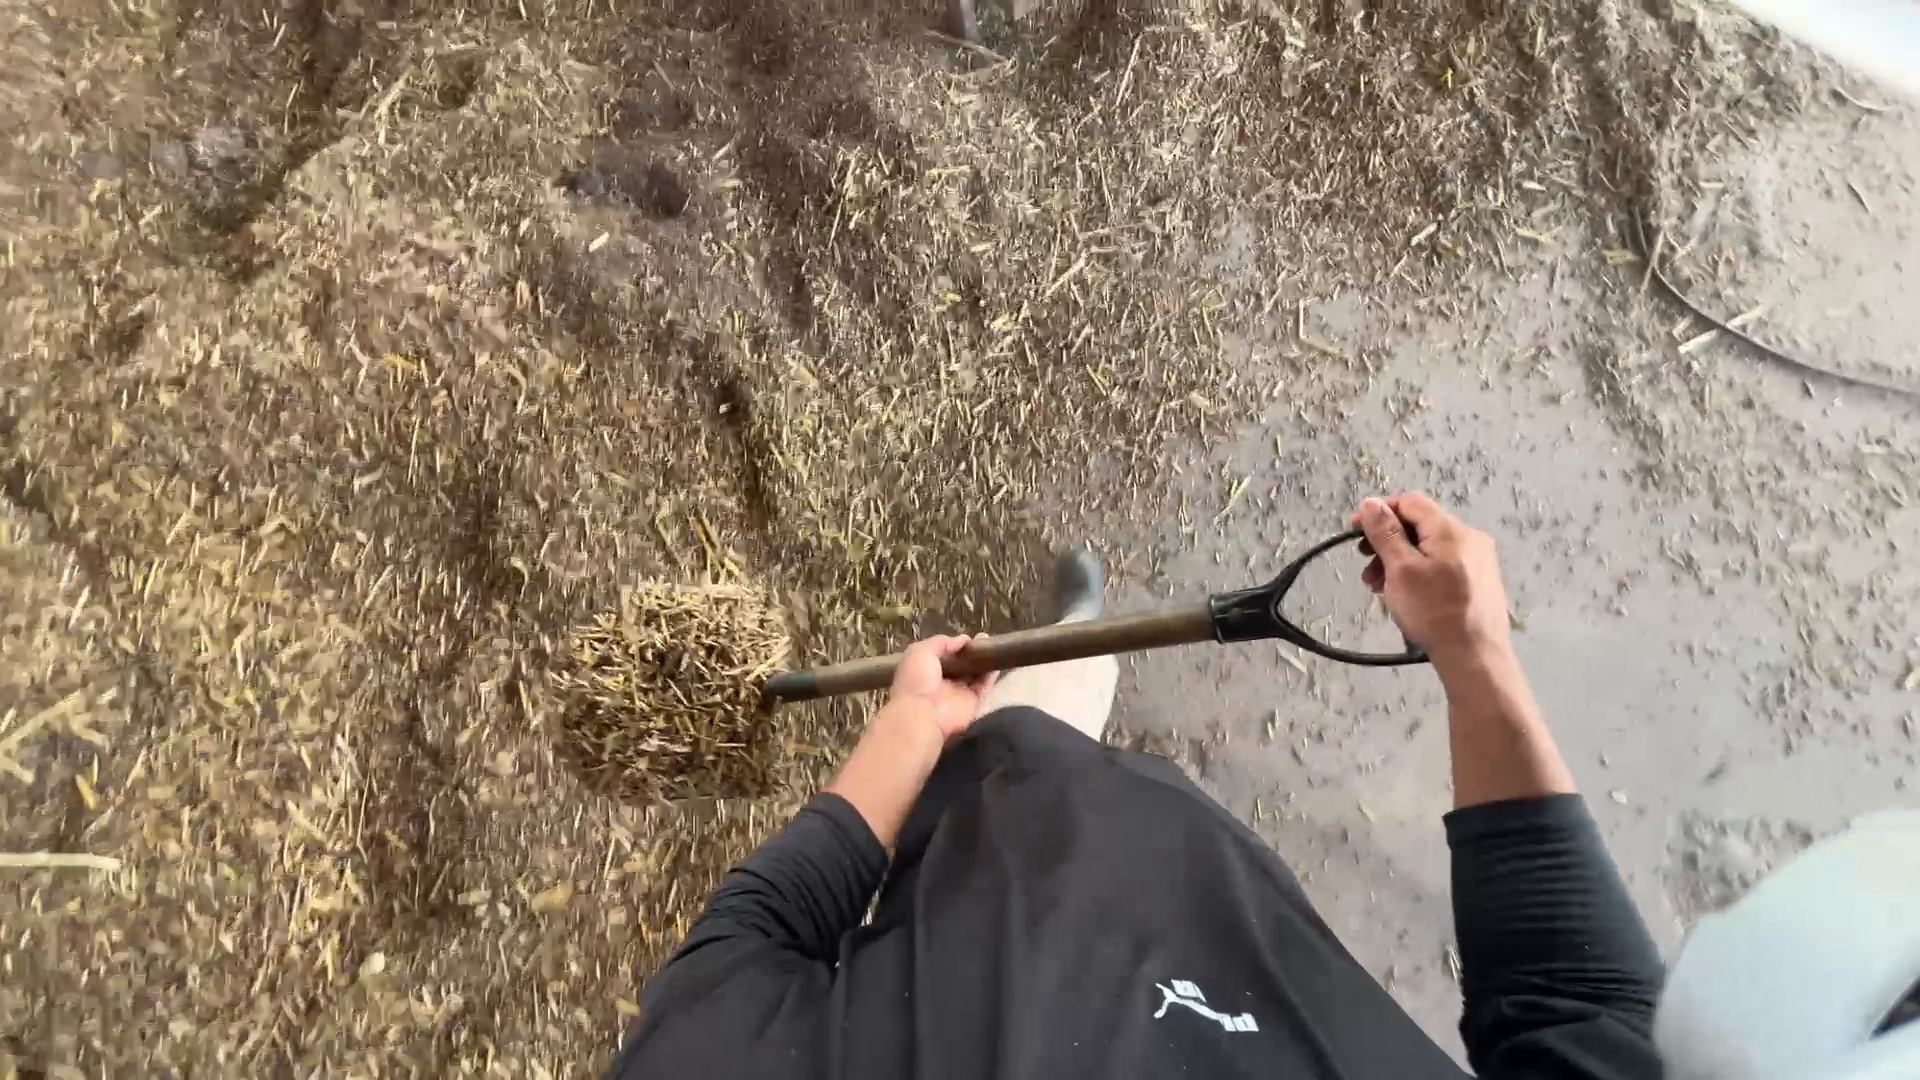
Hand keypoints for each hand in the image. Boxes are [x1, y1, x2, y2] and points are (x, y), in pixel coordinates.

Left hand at [886, 635, 997, 738]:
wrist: (922, 714)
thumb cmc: (917, 680)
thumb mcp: (920, 651)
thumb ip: (941, 642)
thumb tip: (963, 639)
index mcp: (926, 670)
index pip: (943, 656)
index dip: (955, 646)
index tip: (967, 638)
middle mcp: (942, 681)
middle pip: (961, 665)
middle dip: (972, 653)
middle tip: (985, 638)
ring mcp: (958, 693)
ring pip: (974, 675)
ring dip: (984, 662)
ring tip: (994, 646)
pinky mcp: (972, 704)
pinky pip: (984, 687)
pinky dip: (991, 676)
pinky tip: (998, 662)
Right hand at [1352, 493, 1511, 665]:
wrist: (1473, 654)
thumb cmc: (1433, 610)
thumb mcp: (1400, 569)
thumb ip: (1385, 532)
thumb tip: (1371, 502)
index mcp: (1450, 530)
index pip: (1410, 502)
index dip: (1379, 511)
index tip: (1354, 532)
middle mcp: (1468, 538)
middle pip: (1417, 524)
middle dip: (1385, 540)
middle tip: (1363, 562)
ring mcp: (1475, 558)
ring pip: (1425, 545)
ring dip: (1395, 558)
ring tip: (1377, 584)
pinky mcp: (1476, 578)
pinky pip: (1438, 562)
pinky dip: (1414, 569)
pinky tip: (1400, 590)